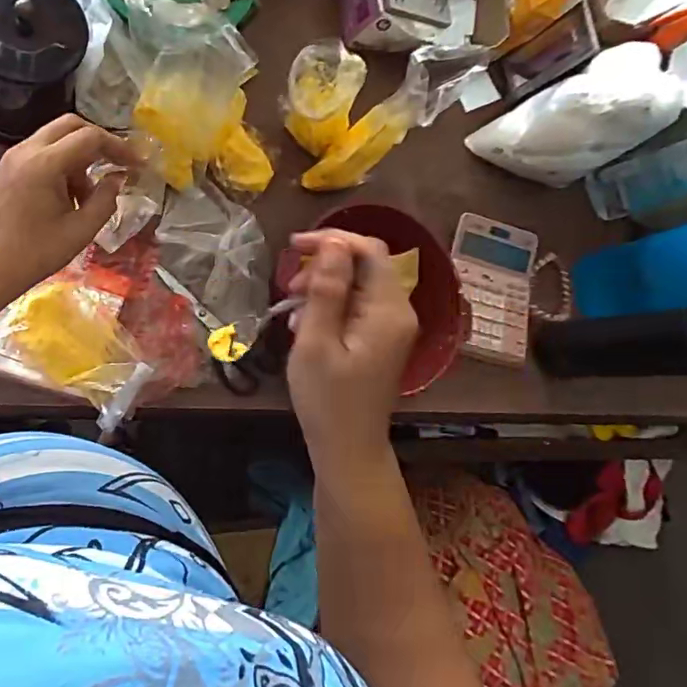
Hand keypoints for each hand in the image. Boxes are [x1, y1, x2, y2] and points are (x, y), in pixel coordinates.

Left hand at [0, 115, 132, 302]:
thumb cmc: (35, 254)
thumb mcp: (81, 231)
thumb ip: (106, 200)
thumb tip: (118, 179)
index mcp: (44, 164)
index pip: (90, 137)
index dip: (119, 147)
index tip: (136, 164)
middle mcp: (26, 151)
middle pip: (71, 125)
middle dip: (98, 142)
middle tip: (116, 166)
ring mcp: (14, 157)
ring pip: (56, 137)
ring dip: (78, 156)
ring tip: (87, 195)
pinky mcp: (8, 168)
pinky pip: (42, 151)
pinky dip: (61, 163)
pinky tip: (67, 196)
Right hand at [285, 231, 419, 463]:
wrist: (347, 446)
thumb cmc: (327, 398)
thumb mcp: (316, 342)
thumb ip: (326, 290)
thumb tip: (333, 244)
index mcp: (387, 310)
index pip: (369, 250)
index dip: (332, 240)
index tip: (293, 247)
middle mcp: (398, 312)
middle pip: (364, 264)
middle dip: (324, 265)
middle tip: (289, 289)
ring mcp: (390, 326)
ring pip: (358, 284)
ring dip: (323, 286)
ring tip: (293, 311)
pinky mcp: (380, 338)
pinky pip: (356, 305)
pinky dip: (330, 305)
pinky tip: (306, 326)